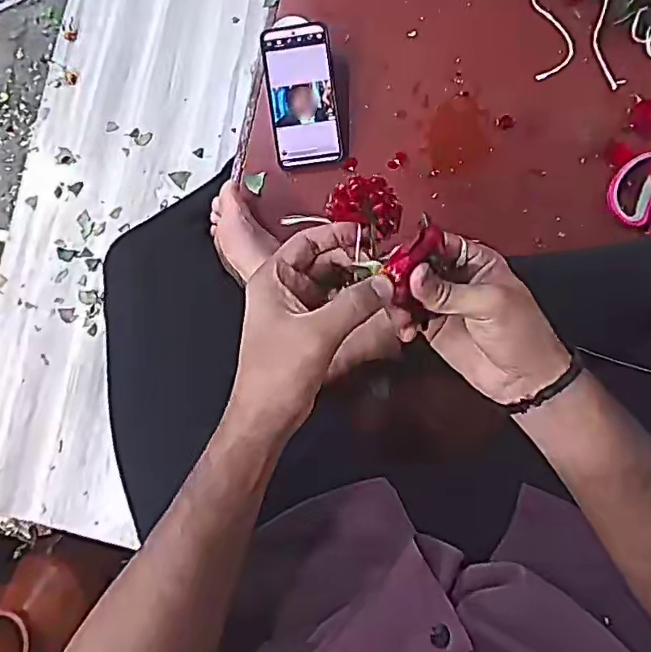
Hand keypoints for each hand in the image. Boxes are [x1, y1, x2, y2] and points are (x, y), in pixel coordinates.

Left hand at [227, 223, 391, 437]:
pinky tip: (376, 303)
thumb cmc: (274, 375)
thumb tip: (383, 283)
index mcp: (272, 279)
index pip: (306, 241)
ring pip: (334, 282)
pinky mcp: (310, 326)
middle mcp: (283, 288)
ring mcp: (297, 307)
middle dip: (355, 260)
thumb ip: (354, 303)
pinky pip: (338, 302)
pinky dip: (357, 300)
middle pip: (324, 260)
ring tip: (384, 282)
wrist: (266, 418)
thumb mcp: (318, 332)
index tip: (365, 234)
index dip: (336, 233)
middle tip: (383, 263)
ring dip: (359, 281)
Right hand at [387, 234, 570, 405]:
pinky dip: (401, 320)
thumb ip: (449, 291)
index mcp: (477, 260)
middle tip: (390, 285)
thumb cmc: (524, 334)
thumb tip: (416, 275)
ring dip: (398, 298)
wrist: (526, 380)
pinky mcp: (434, 326)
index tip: (401, 258)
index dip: (419, 247)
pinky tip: (405, 328)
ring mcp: (444, 302)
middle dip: (402, 273)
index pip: (440, 242)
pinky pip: (409, 315)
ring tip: (398, 311)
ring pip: (410, 290)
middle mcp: (457, 277)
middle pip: (419, 264)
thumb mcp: (490, 304)